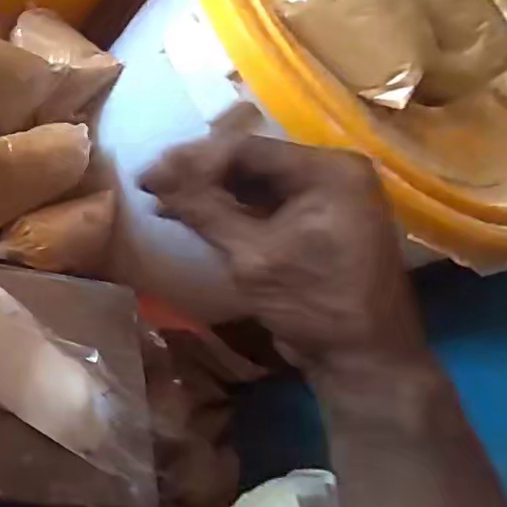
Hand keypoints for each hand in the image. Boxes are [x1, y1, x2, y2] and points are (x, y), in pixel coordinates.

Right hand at [138, 108, 427, 376]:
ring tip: (158, 197)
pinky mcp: (309, 221)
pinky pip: (258, 203)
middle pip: (248, 162)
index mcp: (327, 171)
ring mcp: (321, 198)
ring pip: (249, 182)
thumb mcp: (252, 254)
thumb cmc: (314, 301)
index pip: (246, 150)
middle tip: (148, 183)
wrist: (360, 357)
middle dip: (195, 173)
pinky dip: (223, 209)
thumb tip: (155, 178)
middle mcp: (329, 173)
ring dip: (204, 191)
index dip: (190, 160)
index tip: (147, 175)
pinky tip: (186, 212)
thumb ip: (204, 210)